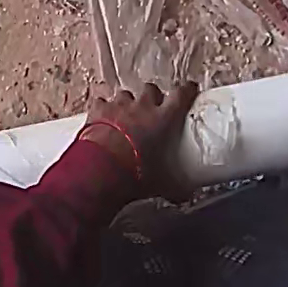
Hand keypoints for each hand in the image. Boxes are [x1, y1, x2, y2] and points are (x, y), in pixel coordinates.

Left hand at [77, 81, 199, 195]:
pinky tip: (101, 118)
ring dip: (127, 103)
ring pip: (125, 94)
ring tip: (124, 115)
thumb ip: (176, 187)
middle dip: (152, 96)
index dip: (187, 90)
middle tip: (151, 108)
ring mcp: (118, 106)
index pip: (181, 95)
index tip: (189, 89)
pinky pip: (100, 102)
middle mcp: (142, 107)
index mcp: (163, 119)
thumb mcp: (162, 183)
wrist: (102, 169)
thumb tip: (185, 197)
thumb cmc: (137, 173)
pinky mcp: (98, 110)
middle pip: (151, 90)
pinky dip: (102, 108)